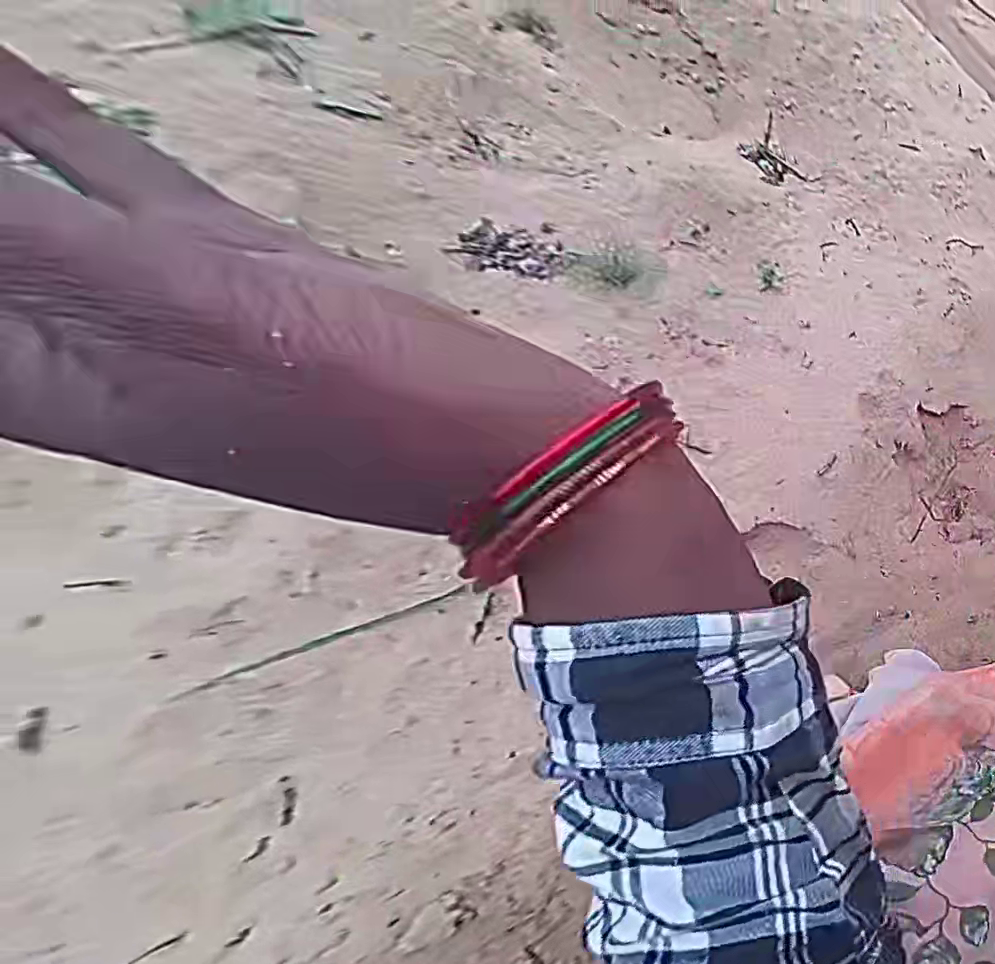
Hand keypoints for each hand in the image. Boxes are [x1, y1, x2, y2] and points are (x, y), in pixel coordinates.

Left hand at [0, 48, 611, 532]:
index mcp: (45, 381)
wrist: (528, 445)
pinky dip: (51, 125)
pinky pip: (126, 188)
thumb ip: (26, 235)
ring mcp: (185, 306)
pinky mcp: (263, 280)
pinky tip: (8, 72)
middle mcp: (95, 344)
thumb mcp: (193, 308)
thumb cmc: (392, 398)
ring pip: (20, 203)